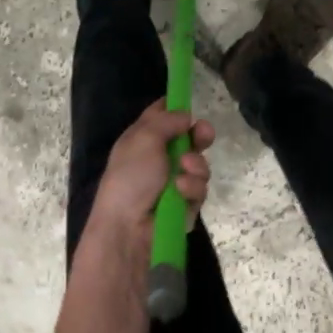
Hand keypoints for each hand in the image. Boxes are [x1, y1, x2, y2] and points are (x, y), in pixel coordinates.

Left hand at [88, 100, 214, 253]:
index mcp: (143, 137)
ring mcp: (174, 180)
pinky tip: (181, 192)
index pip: (162, 115)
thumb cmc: (131, 175)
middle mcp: (159, 156)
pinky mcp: (186, 204)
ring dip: (195, 165)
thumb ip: (167, 121)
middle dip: (199, 135)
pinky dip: (192, 188)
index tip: (190, 105)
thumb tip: (185, 115)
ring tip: (185, 170)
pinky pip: (199, 189)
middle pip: (188, 138)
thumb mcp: (145, 138)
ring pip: (199, 164)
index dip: (176, 108)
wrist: (129, 227)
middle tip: (204, 134)